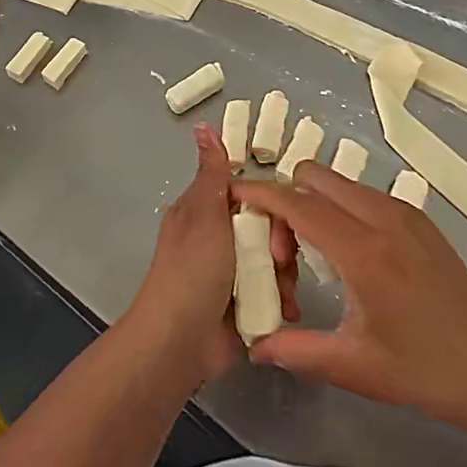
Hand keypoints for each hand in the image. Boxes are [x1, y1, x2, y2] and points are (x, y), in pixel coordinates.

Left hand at [126, 126, 297, 382]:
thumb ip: (212, 172)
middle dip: (281, 245)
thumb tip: (202, 126)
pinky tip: (286, 311)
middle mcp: (218, 238)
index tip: (284, 216)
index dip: (270, 202)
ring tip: (283, 293)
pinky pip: (273, 293)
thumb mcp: (204, 214)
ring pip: (273, 261)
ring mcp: (230, 273)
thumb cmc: (192, 270)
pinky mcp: (243, 304)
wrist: (180, 341)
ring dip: (283, 276)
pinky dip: (281, 301)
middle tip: (279, 261)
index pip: (248, 193)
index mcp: (203, 210)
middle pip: (266, 228)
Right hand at [232, 161, 466, 426]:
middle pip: (312, 176)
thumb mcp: (355, 367)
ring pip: (336, 182)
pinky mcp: (416, 218)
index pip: (297, 203)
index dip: (259, 194)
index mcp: (363, 251)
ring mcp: (402, 213)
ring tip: (314, 255)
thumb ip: (295, 350)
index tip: (232, 197)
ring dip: (311, 204)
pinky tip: (346, 253)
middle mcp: (382, 218)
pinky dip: (338, 208)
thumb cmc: (427, 371)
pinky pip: (359, 194)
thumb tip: (253, 345)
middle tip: (284, 250)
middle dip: (285, 200)